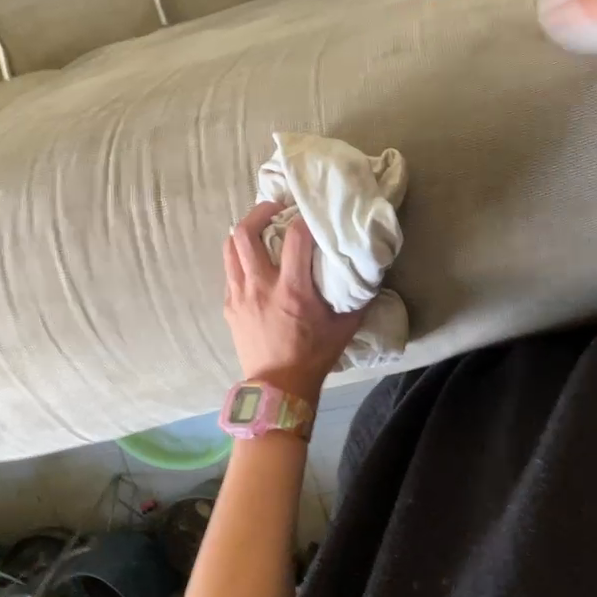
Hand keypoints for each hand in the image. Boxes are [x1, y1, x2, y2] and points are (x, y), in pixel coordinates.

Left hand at [222, 201, 363, 402]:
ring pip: (230, 247)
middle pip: (245, 232)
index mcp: (292, 290)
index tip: (311, 211)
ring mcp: (239, 295)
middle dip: (260, 212)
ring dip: (245, 231)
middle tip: (276, 208)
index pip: (294, 237)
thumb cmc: (314, 356)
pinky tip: (254, 261)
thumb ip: (355, 296)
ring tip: (260, 228)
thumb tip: (367, 273)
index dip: (303, 217)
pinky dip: (241, 257)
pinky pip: (230, 270)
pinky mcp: (229, 305)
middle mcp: (260, 286)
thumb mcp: (344, 325)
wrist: (279, 388)